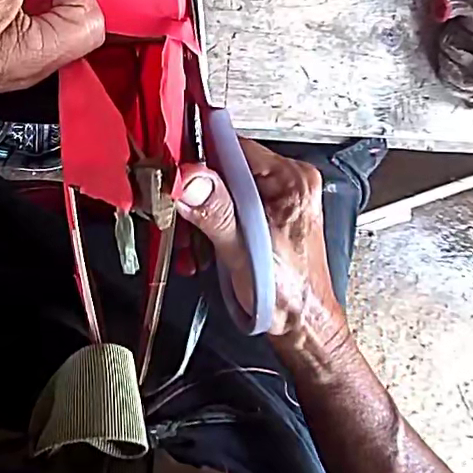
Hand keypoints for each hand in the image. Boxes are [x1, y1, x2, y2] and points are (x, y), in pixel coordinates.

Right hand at [172, 140, 352, 361]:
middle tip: (179, 224)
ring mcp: (272, 199)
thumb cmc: (288, 294)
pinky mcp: (261, 215)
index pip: (230, 146)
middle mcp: (285, 182)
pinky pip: (223, 208)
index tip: (171, 177)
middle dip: (192, 198)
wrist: (301, 326)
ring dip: (195, 218)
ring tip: (190, 246)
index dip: (195, 160)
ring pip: (216, 191)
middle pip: (219, 170)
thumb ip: (215, 210)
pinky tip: (199, 250)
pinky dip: (205, 227)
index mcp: (290, 180)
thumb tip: (189, 177)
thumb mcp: (244, 250)